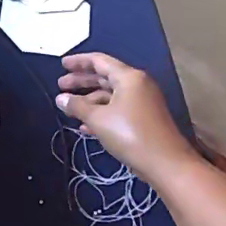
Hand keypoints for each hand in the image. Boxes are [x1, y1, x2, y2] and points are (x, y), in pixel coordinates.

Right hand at [56, 52, 196, 178]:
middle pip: (104, 77)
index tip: (62, 64)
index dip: (79, 62)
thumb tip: (60, 98)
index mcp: (129, 77)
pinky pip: (117, 109)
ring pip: (110, 95)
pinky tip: (84, 125)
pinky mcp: (143, 119)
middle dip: (81, 81)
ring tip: (69, 108)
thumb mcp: (98, 119)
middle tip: (60, 85)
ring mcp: (142, 102)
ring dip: (89, 100)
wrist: (166, 163)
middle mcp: (137, 85)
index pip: (99, 61)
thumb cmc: (130, 134)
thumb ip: (77, 106)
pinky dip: (100, 113)